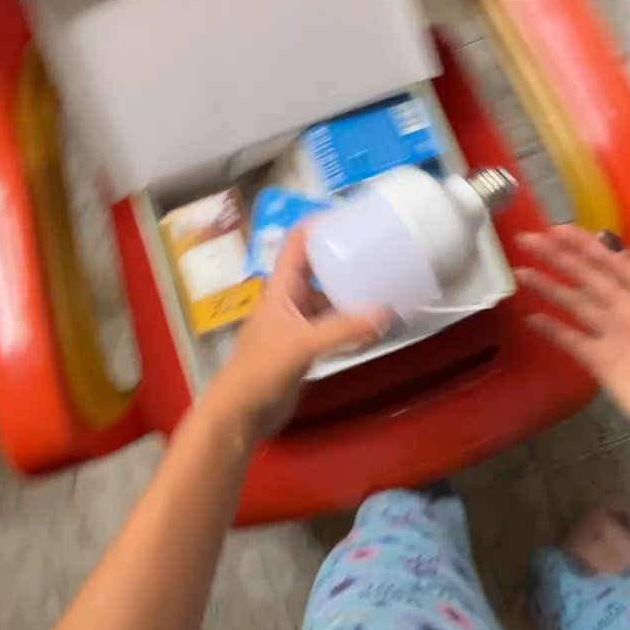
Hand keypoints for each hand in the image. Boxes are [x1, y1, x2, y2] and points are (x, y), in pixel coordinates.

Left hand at [204, 224, 389, 442]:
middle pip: (317, 267)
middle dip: (343, 257)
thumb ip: (344, 328)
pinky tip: (374, 322)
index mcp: (281, 286)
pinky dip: (351, 321)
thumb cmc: (262, 368)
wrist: (241, 413)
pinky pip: (332, 324)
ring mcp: (297, 323)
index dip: (319, 224)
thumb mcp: (303, 343)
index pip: (298, 242)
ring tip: (384, 282)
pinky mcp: (304, 346)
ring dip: (350, 291)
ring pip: (326, 297)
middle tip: (377, 250)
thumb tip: (388, 312)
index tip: (350, 217)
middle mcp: (289, 298)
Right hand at [516, 225, 629, 443]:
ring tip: (520, 273)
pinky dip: (551, 329)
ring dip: (548, 287)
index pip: (606, 260)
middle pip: (584, 277)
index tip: (554, 229)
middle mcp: (623, 308)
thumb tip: (608, 240)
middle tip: (526, 241)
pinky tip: (531, 317)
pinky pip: (570, 340)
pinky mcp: (599, 362)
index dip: (580, 243)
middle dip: (556, 257)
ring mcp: (610, 335)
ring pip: (573, 304)